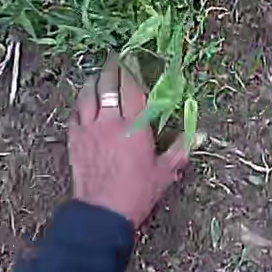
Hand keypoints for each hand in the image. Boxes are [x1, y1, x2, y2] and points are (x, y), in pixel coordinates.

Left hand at [68, 58, 190, 227]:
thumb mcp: (164, 172)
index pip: (132, 87)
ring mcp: (89, 128)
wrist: (103, 212)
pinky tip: (84, 102)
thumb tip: (196, 136)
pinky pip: (75, 113)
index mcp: (135, 125)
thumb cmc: (136, 193)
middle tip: (115, 60)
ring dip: (94, 81)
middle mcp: (110, 121)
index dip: (131, 69)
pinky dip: (80, 103)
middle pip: (108, 84)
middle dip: (112, 68)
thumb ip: (179, 150)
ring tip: (98, 75)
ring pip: (88, 93)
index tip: (132, 59)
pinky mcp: (74, 139)